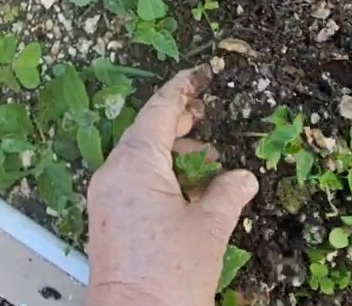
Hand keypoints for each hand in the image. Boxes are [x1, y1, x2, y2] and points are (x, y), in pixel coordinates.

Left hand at [87, 68, 258, 305]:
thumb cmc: (169, 275)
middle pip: (147, 130)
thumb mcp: (208, 229)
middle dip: (179, 121)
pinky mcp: (106, 216)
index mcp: (135, 161)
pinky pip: (133, 179)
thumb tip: (245, 177)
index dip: (182, 89)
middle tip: (207, 114)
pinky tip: (187, 190)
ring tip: (208, 161)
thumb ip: (227, 193)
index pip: (159, 109)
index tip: (199, 75)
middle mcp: (114, 170)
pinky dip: (159, 174)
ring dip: (173, 152)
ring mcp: (106, 194)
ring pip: (140, 155)